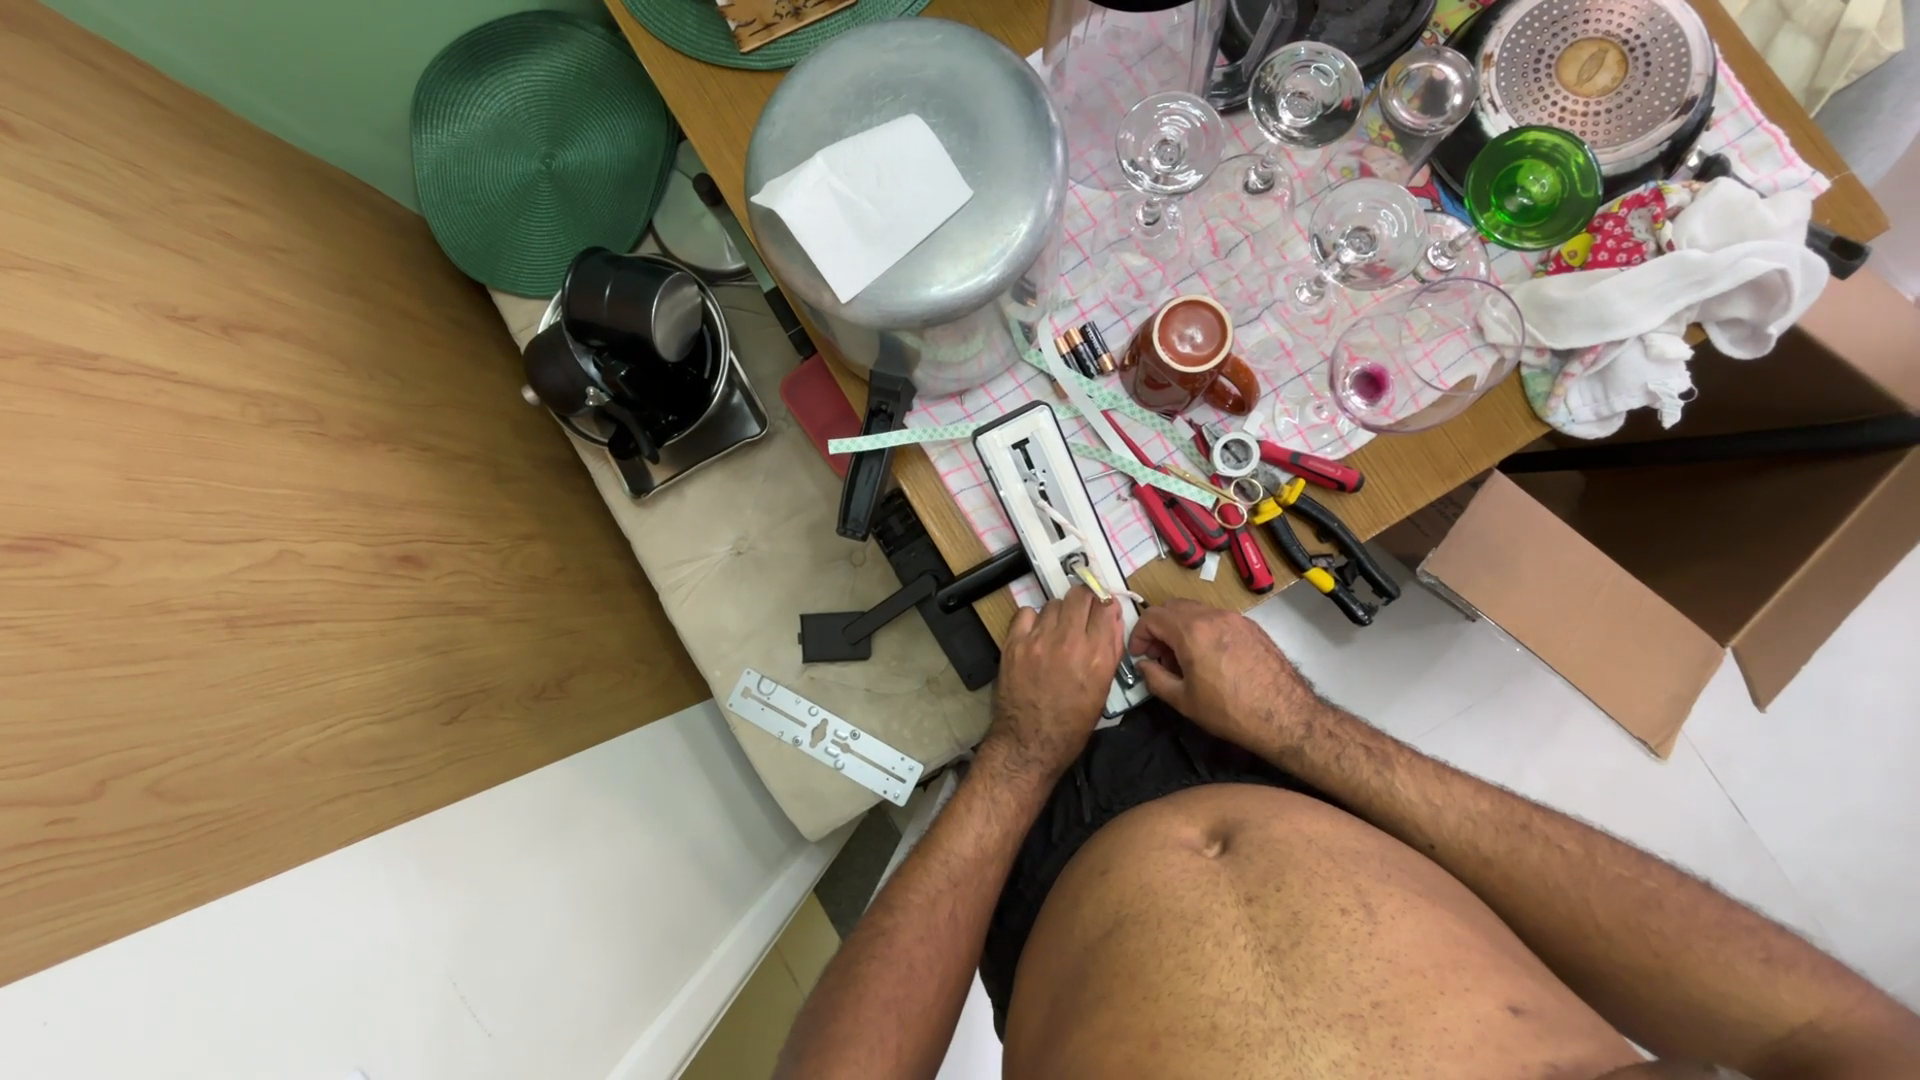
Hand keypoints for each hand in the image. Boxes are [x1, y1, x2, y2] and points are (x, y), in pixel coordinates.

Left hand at [981, 586, 1124, 786]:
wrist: (1029, 743)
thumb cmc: (1072, 724)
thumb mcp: (1103, 689)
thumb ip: (1110, 650)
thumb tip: (1112, 616)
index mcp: (1097, 656)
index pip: (1105, 605)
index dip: (1104, 604)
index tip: (1102, 609)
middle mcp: (1070, 642)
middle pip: (1080, 595)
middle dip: (1084, 601)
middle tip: (1080, 614)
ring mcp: (1039, 640)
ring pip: (1053, 603)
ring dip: (1059, 613)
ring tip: (1056, 631)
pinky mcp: (1014, 643)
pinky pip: (1026, 612)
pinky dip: (1033, 620)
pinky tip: (1035, 635)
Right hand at [1127, 599, 1324, 752]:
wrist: (1286, 716)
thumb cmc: (1230, 711)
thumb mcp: (1183, 700)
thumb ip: (1155, 678)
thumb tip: (1145, 665)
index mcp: (1191, 631)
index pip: (1152, 616)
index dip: (1139, 635)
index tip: (1140, 655)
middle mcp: (1213, 616)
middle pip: (1172, 607)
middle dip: (1158, 628)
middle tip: (1158, 656)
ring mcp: (1235, 618)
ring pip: (1195, 611)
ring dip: (1180, 628)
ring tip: (1183, 658)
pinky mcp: (1251, 626)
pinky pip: (1217, 619)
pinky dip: (1202, 630)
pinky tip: (1208, 657)